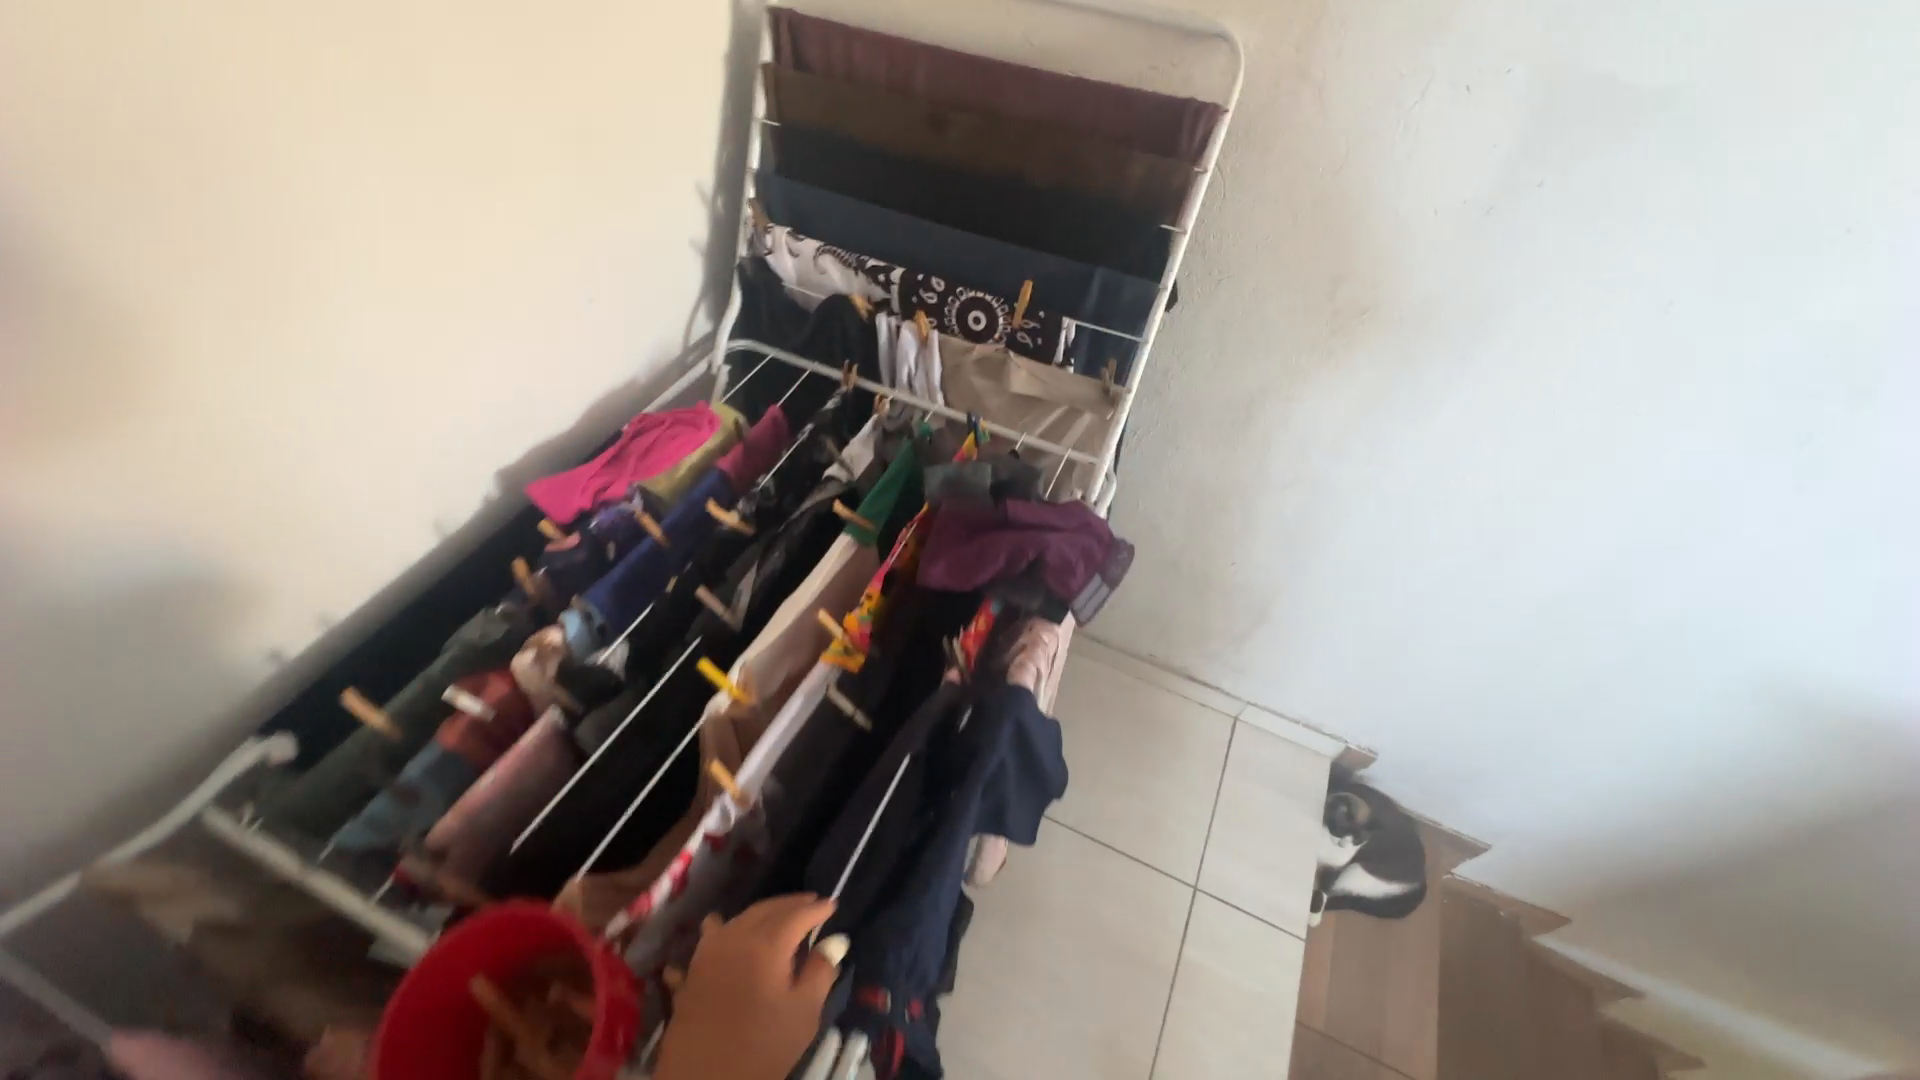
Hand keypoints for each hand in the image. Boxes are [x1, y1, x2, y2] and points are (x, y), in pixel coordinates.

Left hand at [653, 894, 844, 1079]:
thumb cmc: (761, 1048)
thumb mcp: (803, 1013)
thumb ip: (821, 971)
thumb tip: (835, 940)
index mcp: (767, 944)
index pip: (797, 915)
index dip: (817, 909)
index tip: (832, 905)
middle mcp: (736, 938)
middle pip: (765, 909)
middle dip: (790, 904)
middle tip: (810, 903)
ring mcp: (708, 954)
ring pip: (736, 919)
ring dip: (758, 914)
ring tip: (772, 917)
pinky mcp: (691, 974)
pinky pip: (706, 941)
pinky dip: (718, 931)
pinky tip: (718, 933)